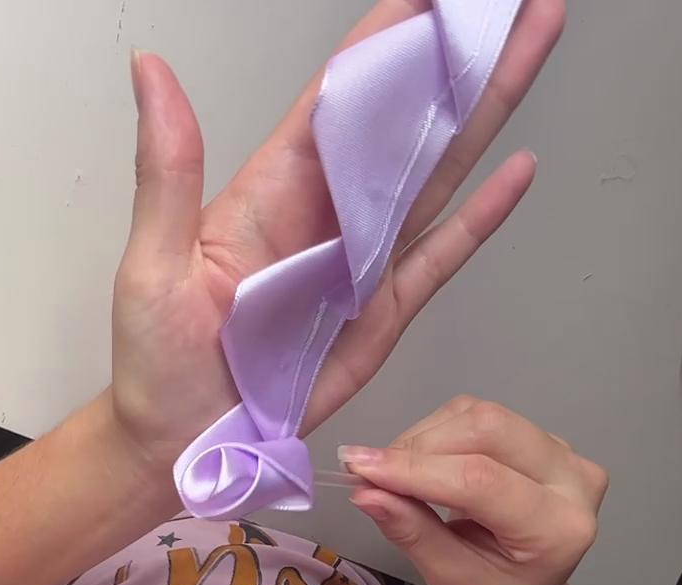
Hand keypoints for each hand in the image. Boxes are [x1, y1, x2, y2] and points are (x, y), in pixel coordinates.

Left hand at [107, 0, 565, 470]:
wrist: (184, 445)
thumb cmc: (157, 365)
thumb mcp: (152, 266)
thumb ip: (167, 171)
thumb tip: (150, 71)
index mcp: (267, 197)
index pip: (333, 103)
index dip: (384, 44)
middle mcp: (321, 221)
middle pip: (399, 127)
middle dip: (454, 60)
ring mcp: (356, 268)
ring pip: (431, 179)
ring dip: (482, 113)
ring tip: (531, 42)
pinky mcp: (379, 318)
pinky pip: (436, 260)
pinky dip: (477, 220)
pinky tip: (515, 171)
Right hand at [340, 396, 607, 584]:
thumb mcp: (449, 579)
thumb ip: (411, 532)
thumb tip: (366, 492)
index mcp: (558, 528)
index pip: (481, 480)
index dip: (414, 469)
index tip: (357, 469)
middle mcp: (573, 479)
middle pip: (487, 429)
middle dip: (418, 446)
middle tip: (370, 472)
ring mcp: (561, 452)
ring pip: (479, 415)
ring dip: (422, 438)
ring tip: (395, 475)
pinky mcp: (539, 437)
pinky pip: (477, 415)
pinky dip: (434, 432)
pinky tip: (420, 463)